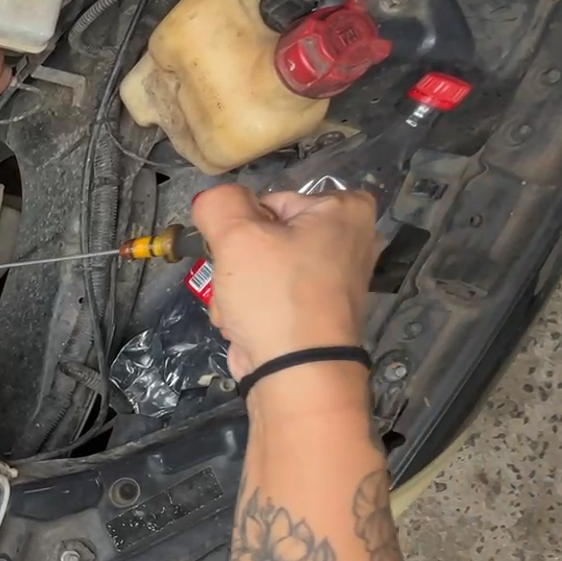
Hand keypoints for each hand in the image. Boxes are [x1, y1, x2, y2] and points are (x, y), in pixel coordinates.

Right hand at [191, 184, 378, 378]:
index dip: (236, 230)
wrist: (295, 362)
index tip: (230, 255)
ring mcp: (337, 272)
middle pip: (263, 236)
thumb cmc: (273, 293)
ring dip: (236, 288)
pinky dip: (252, 304)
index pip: (265, 203)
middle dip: (235, 264)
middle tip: (233, 285)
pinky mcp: (320, 303)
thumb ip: (218, 206)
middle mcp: (351, 233)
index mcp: (343, 206)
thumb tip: (210, 197)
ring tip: (240, 306)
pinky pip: (272, 291)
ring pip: (261, 267)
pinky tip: (249, 319)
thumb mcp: (237, 238)